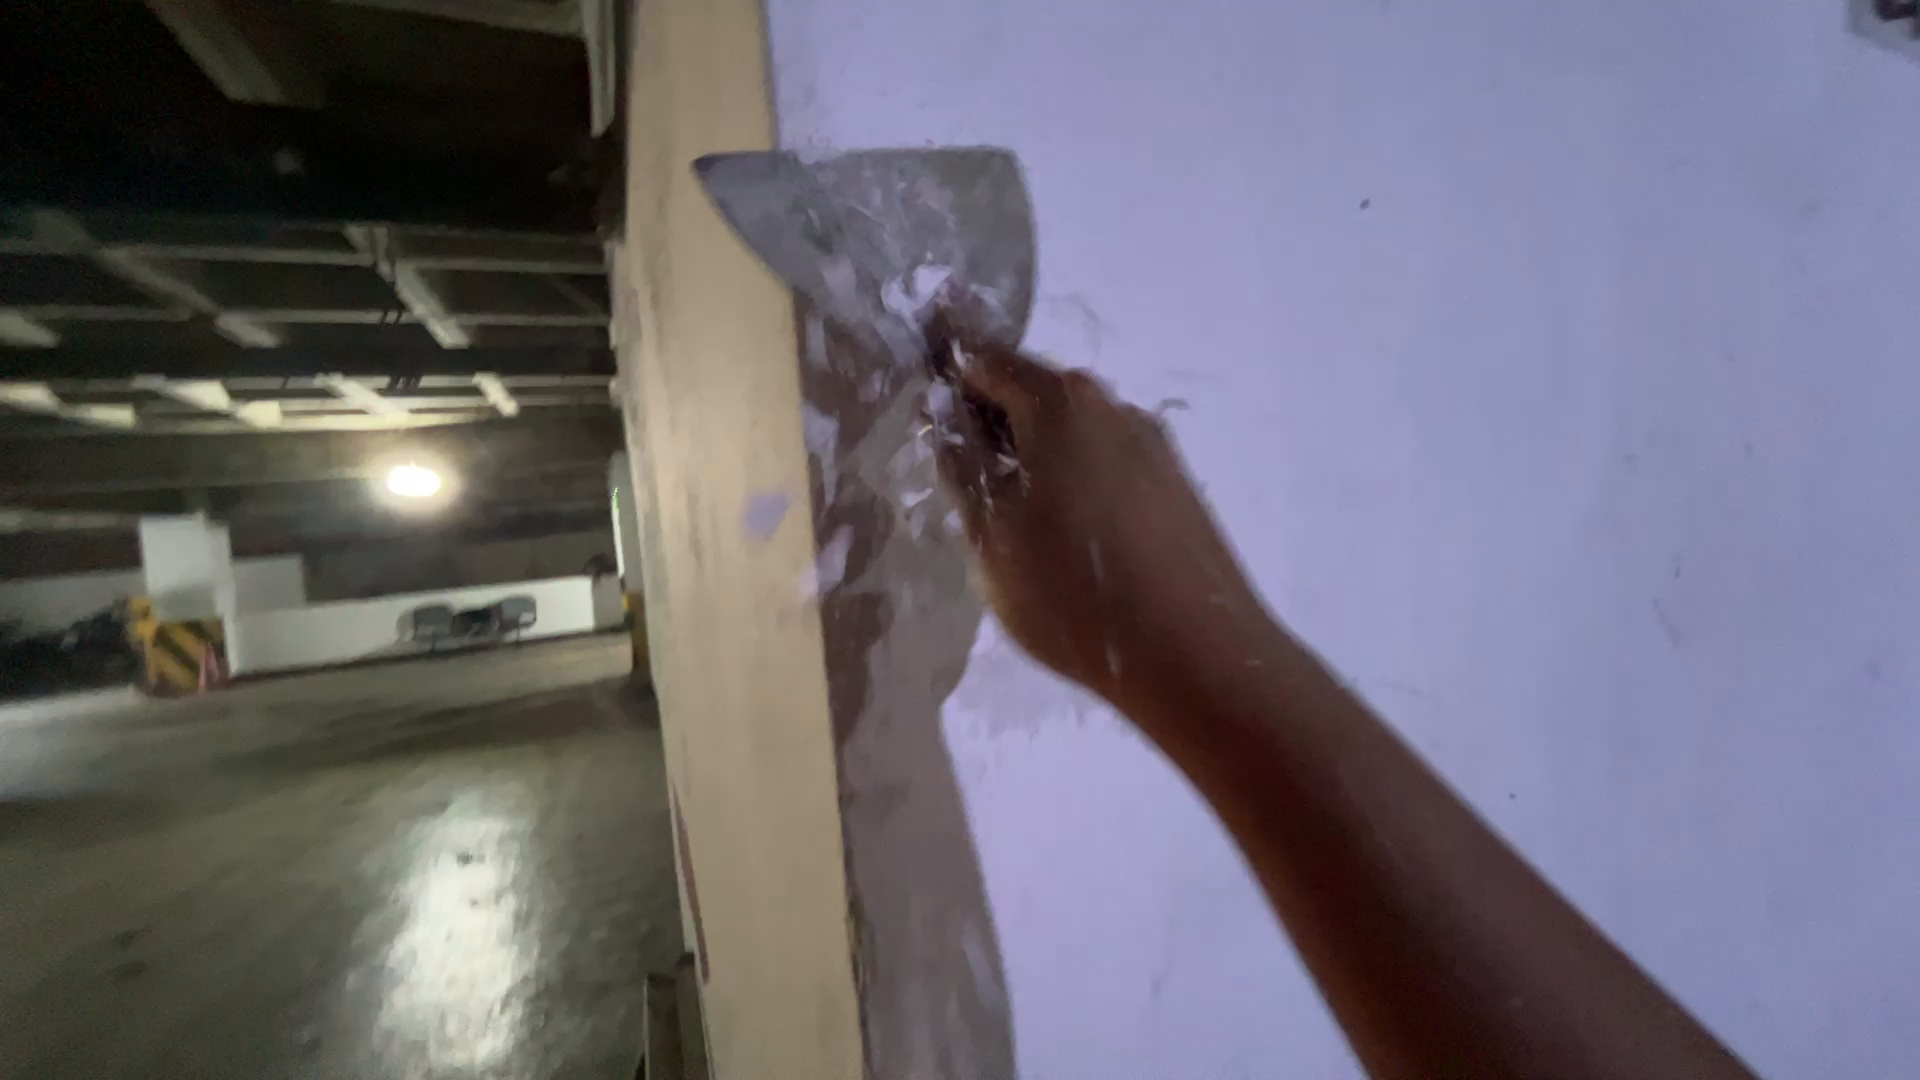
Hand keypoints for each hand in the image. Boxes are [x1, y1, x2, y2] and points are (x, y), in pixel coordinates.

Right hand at [932, 343, 1261, 707]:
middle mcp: (1111, 405)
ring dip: (1036, 450)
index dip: (952, 382)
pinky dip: (1075, 473)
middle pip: (1036, 391)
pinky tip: (1068, 526)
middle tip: (965, 473)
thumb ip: (962, 470)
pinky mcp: (1175, 481)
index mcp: (1058, 404)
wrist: (1195, 654)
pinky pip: (1107, 457)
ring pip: (1074, 428)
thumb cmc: (1073, 593)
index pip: (987, 361)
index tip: (931, 420)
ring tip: (1014, 508)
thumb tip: (946, 420)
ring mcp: (1152, 442)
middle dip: (994, 420)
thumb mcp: (992, 536)